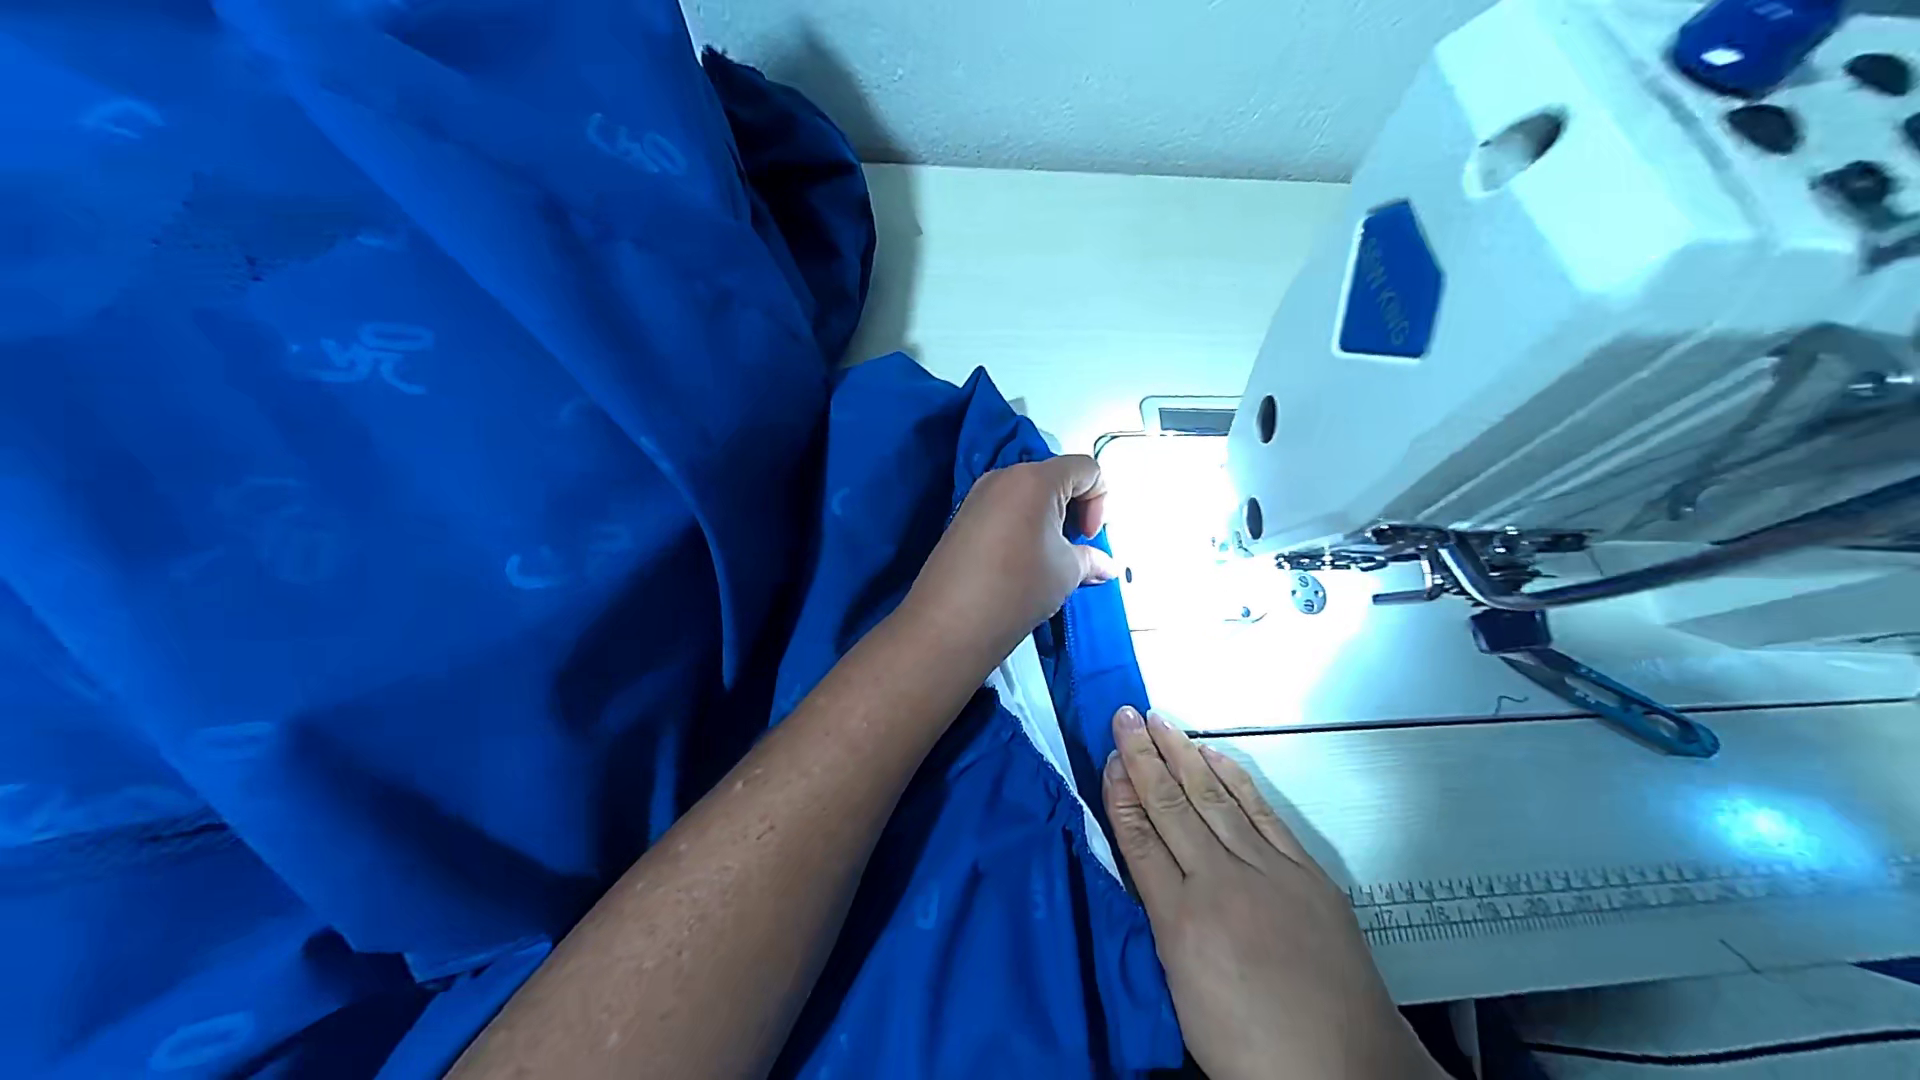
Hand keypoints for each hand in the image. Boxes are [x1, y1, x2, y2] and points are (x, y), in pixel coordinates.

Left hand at [901, 455, 1116, 665]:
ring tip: (1045, 560)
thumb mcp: (1065, 572)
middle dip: (1072, 510)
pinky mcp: (963, 516)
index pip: (1086, 468)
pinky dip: (1022, 526)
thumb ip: (1090, 559)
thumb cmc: (1016, 587)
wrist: (949, 621)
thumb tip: (1104, 566)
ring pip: (1028, 494)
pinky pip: (1004, 509)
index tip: (1087, 537)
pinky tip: (1019, 563)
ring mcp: (978, 495)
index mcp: (1036, 479)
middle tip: (1071, 548)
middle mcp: (1004, 476)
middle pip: (1055, 477)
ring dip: (1047, 520)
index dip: (1099, 501)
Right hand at [1102, 707, 1443, 1079]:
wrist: (1347, 1074)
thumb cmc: (1251, 1048)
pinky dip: (1234, 780)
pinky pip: (1261, 813)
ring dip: (1181, 755)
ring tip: (1158, 723)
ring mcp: (1268, 873)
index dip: (1121, 795)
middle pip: (1172, 807)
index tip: (1108, 761)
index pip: (1139, 841)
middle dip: (1142, 758)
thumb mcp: (1182, 992)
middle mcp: (1221, 885)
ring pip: (1213, 799)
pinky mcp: (1305, 873)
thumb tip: (1147, 868)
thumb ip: (1161, 921)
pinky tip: (1212, 756)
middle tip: (1124, 718)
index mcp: (1182, 923)